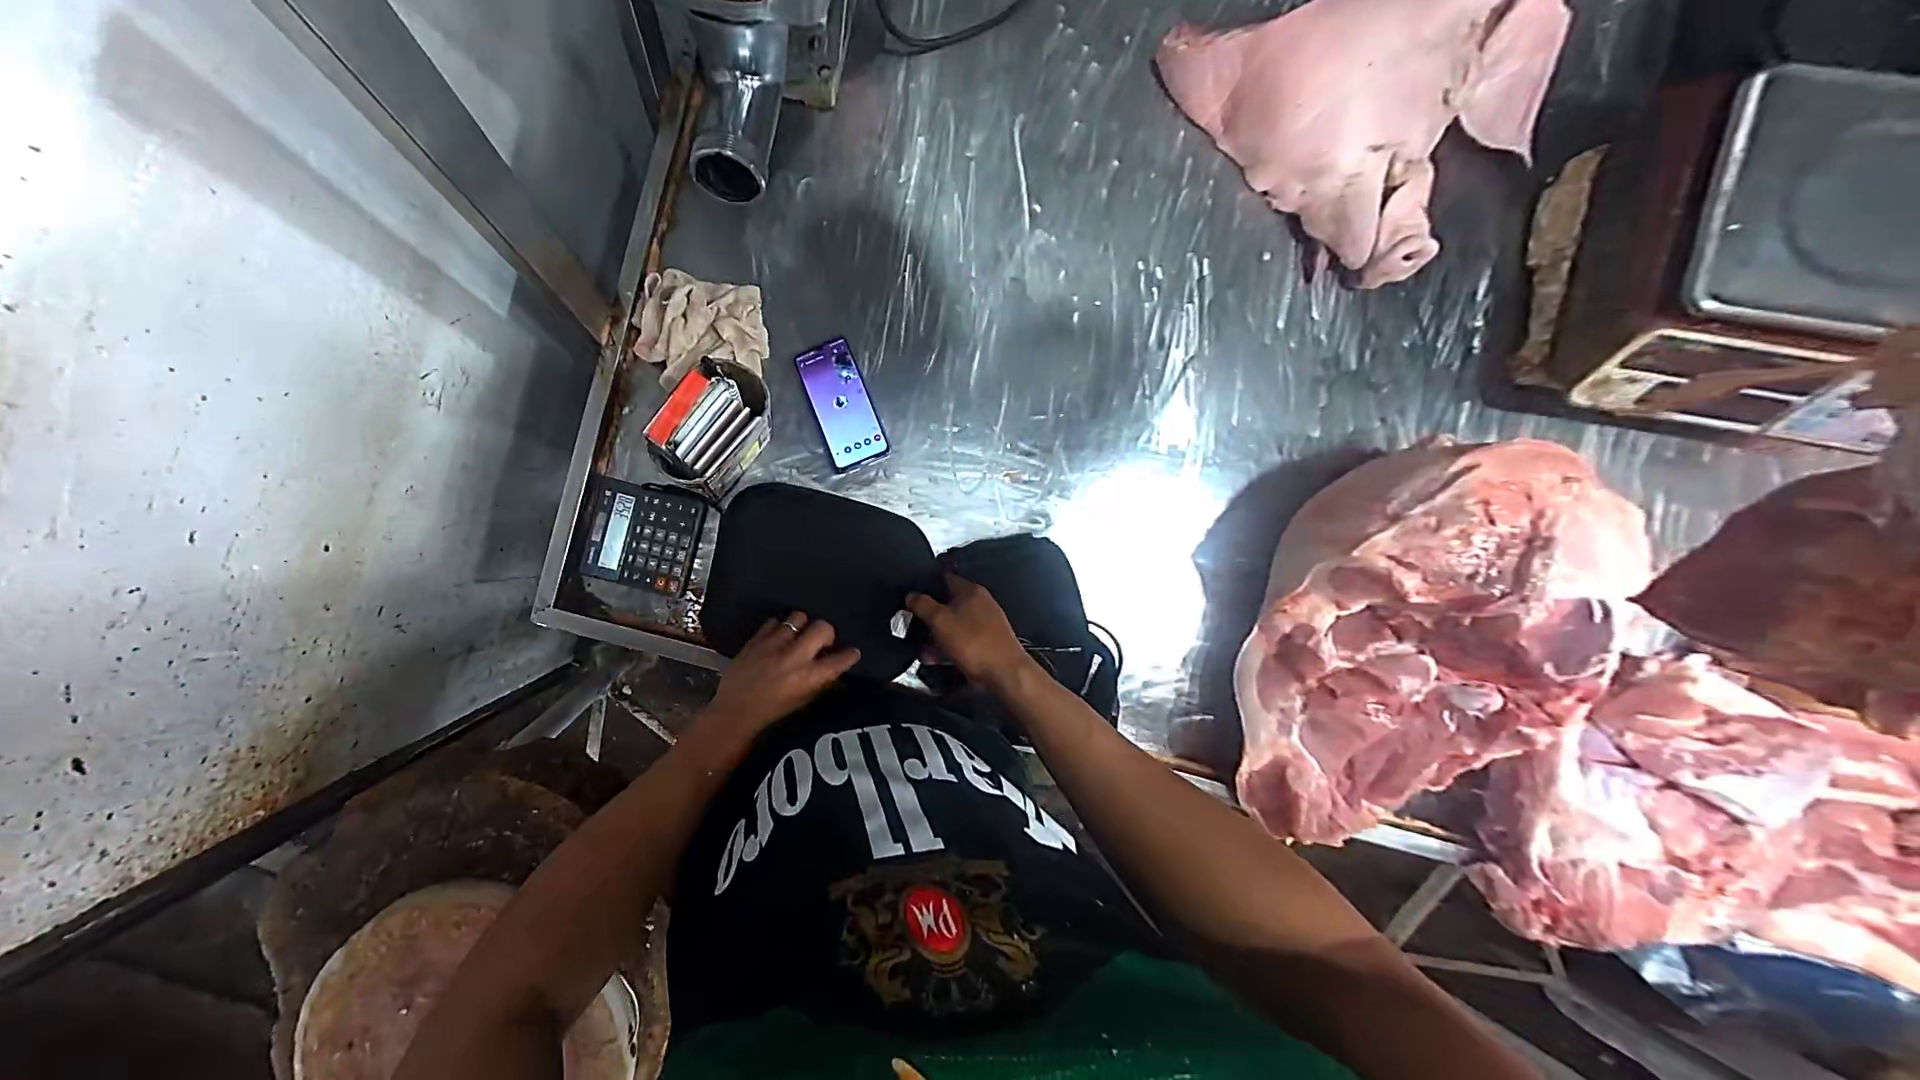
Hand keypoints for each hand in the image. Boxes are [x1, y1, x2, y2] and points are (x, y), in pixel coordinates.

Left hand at [706, 612, 859, 735]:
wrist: (735, 712)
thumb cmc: (773, 711)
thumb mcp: (804, 700)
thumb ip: (822, 682)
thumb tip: (836, 670)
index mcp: (810, 676)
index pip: (841, 658)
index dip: (850, 655)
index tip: (851, 653)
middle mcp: (795, 657)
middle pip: (822, 627)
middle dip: (826, 633)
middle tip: (821, 642)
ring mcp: (774, 645)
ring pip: (798, 617)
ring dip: (801, 626)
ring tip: (797, 636)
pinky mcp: (756, 640)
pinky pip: (773, 621)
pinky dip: (778, 629)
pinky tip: (776, 639)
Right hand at [906, 574, 1036, 692]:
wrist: (1005, 672)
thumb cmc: (973, 642)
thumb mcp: (940, 621)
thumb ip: (923, 605)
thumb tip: (911, 595)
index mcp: (971, 591)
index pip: (944, 579)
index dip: (926, 587)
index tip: (912, 599)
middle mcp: (981, 603)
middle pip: (948, 604)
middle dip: (930, 618)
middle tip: (914, 629)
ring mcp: (986, 622)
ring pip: (954, 624)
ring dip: (937, 636)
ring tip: (924, 651)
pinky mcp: (988, 641)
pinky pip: (963, 639)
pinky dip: (950, 646)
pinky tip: (937, 659)